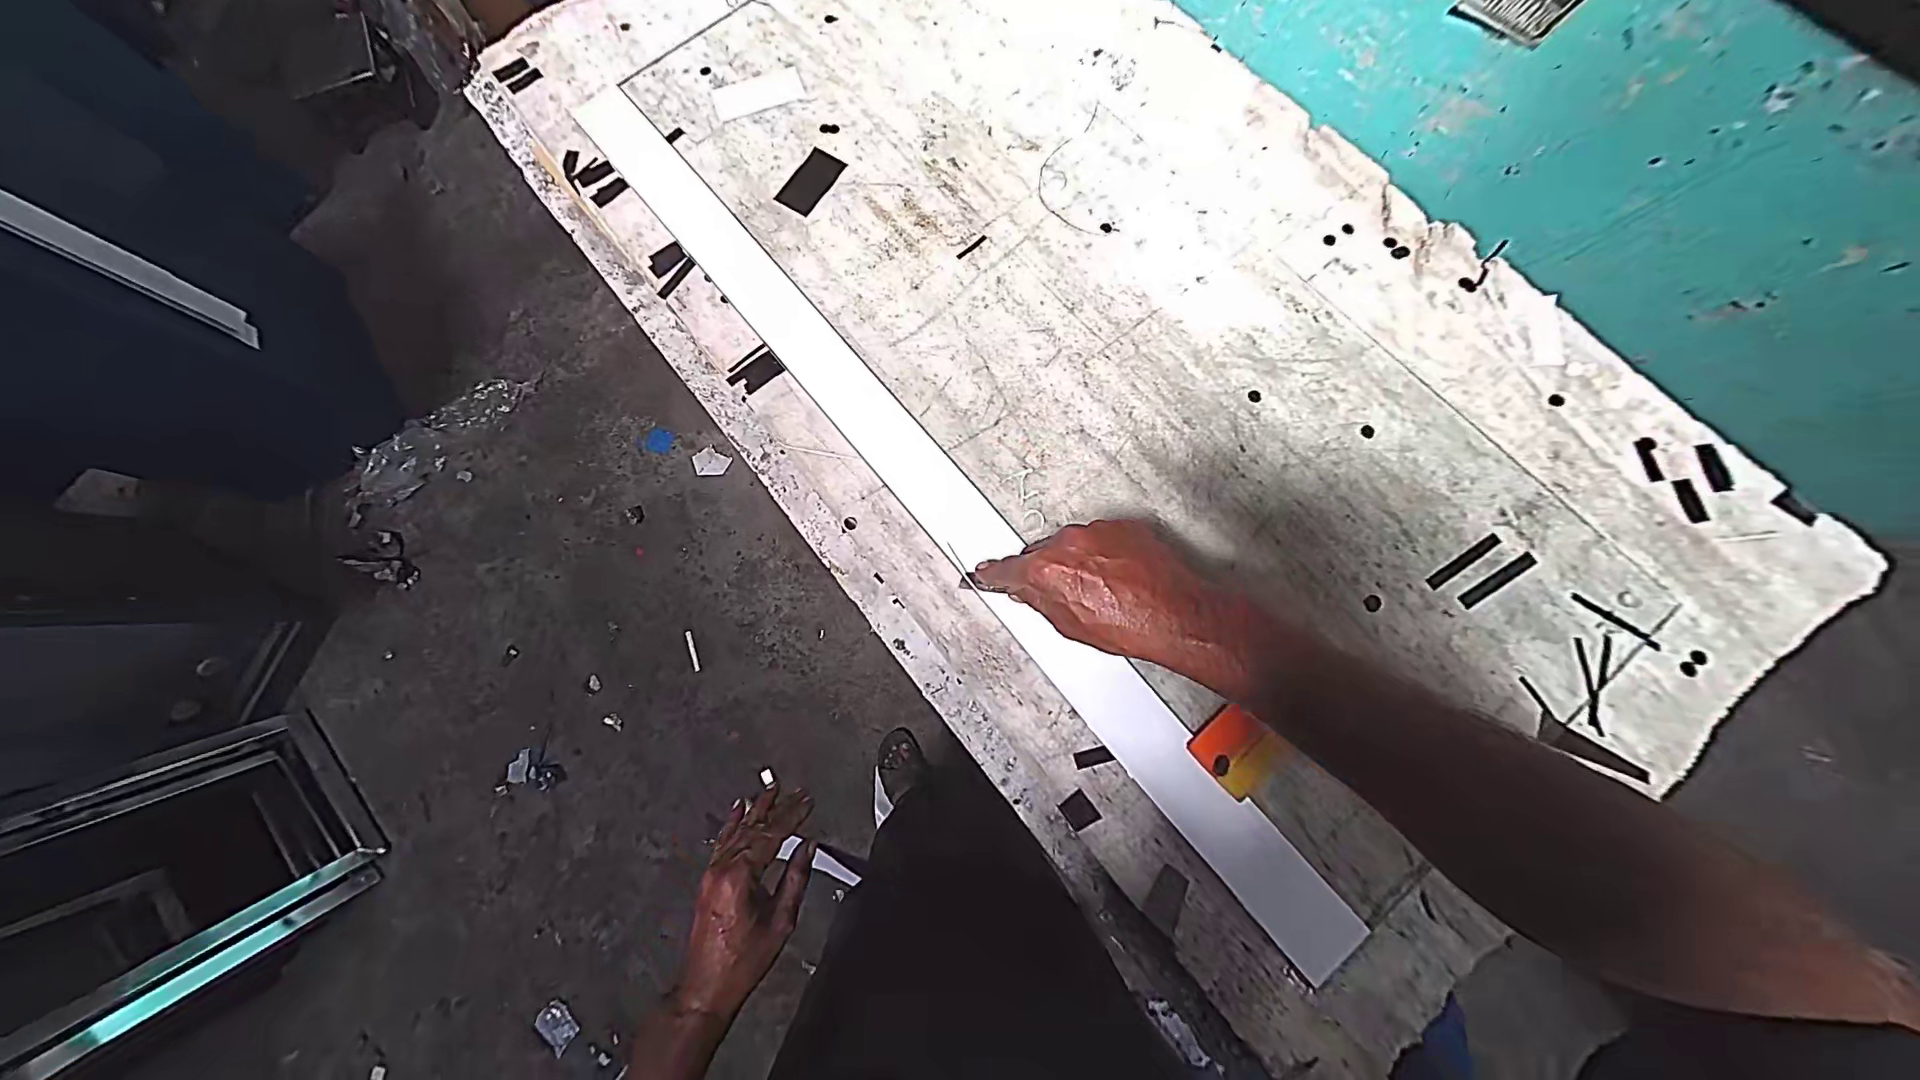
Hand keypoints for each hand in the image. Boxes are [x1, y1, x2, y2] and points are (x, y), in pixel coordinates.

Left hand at [672, 784, 814, 1018]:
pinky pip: (722, 842)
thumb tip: (807, 849)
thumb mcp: (780, 921)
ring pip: (738, 831)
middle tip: (794, 792)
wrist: (705, 989)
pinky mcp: (707, 881)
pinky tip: (737, 811)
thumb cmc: (740, 962)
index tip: (806, 802)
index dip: (793, 815)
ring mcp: (712, 874)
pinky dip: (732, 823)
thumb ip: (796, 878)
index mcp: (741, 876)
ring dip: (756, 809)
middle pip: (755, 827)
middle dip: (778, 807)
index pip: (772, 833)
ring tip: (769, 790)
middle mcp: (722, 870)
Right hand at [972, 520, 1301, 698]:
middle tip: (1057, 593)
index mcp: (1048, 570)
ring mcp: (1096, 531)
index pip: (1006, 569)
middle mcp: (1069, 543)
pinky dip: (1101, 554)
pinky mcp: (1121, 526)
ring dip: (1075, 563)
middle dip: (1043, 571)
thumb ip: (1039, 603)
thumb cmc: (1131, 625)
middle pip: (1040, 554)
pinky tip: (1115, 578)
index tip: (983, 574)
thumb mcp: (1071, 626)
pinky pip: (1098, 538)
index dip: (992, 574)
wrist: (1176, 614)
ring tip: (1098, 591)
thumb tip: (1027, 593)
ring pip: (1070, 545)